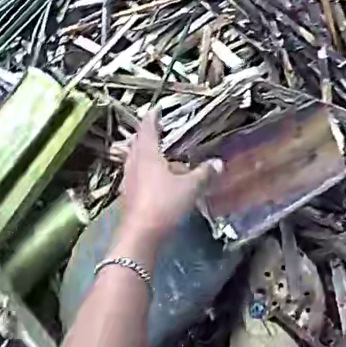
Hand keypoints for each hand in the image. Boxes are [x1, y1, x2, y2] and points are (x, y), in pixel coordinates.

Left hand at [115, 112, 221, 253]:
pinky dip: (145, 172)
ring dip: (146, 155)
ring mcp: (128, 181)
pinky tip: (157, 181)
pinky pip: (136, 176)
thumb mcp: (189, 188)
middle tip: (157, 130)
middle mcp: (134, 164)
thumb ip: (203, 174)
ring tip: (160, 156)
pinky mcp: (127, 197)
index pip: (148, 130)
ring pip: (135, 160)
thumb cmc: (163, 204)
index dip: (152, 118)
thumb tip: (218, 163)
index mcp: (147, 155)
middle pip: (138, 144)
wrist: (139, 236)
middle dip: (147, 135)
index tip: (155, 110)